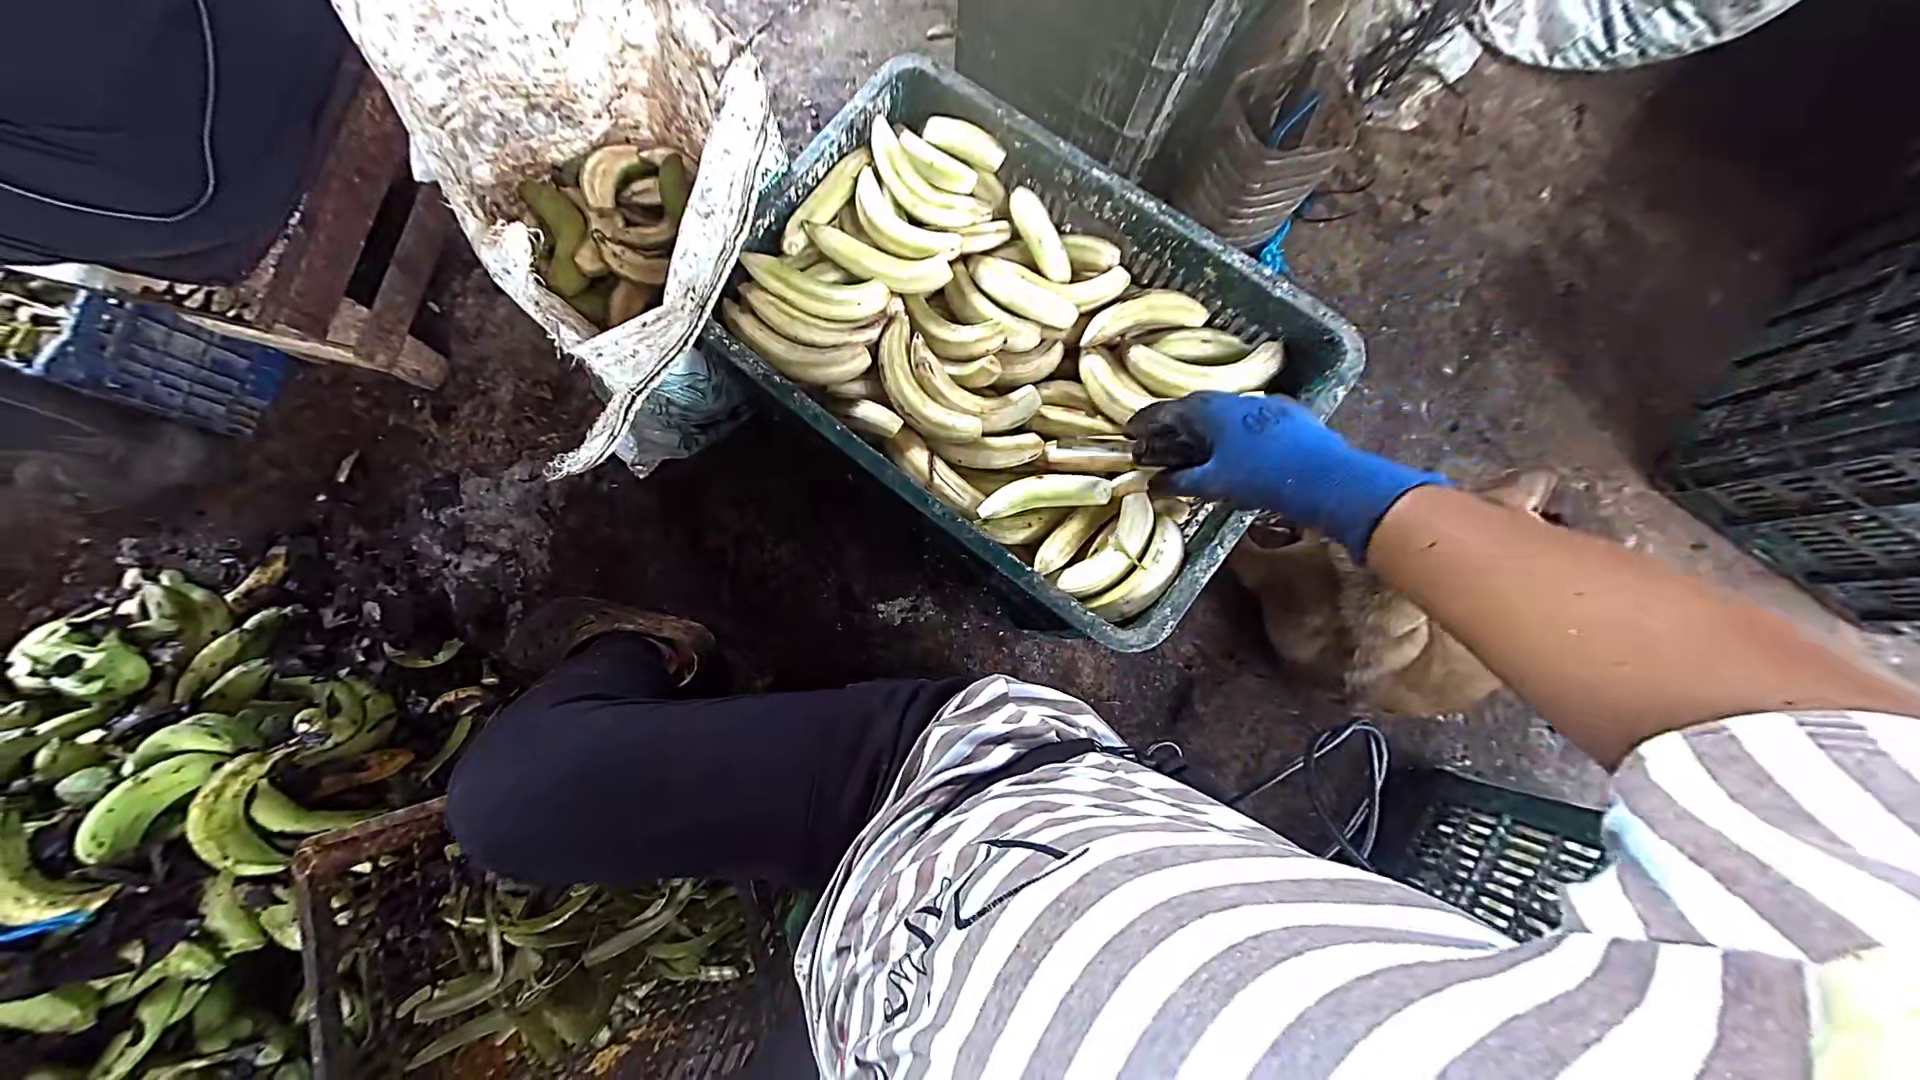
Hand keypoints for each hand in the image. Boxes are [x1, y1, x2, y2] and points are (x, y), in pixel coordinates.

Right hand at [1127, 392, 1446, 558]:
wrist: (1326, 478)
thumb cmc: (1260, 478)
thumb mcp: (1213, 484)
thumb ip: (1179, 481)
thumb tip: (1153, 484)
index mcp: (1208, 409)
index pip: (1164, 412)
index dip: (1144, 423)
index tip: (1129, 432)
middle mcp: (1233, 399)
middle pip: (1192, 411)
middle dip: (1172, 428)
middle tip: (1156, 445)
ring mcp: (1263, 404)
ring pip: (1221, 415)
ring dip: (1201, 431)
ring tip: (1191, 451)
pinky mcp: (1287, 416)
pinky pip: (1245, 422)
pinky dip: (1228, 435)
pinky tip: (1231, 453)